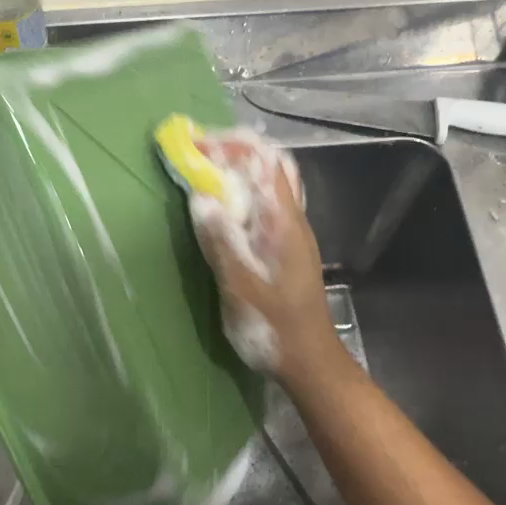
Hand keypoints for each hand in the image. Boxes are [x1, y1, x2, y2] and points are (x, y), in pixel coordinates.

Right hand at [187, 133, 342, 378]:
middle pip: (271, 167)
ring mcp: (293, 236)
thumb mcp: (239, 285)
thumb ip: (220, 240)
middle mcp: (292, 221)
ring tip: (205, 176)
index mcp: (283, 222)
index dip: (231, 145)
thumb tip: (200, 195)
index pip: (264, 162)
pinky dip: (244, 197)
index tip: (196, 143)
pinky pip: (266, 208)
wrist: (309, 361)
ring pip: (270, 187)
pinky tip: (223, 212)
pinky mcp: (287, 251)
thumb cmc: (273, 326)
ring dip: (240, 174)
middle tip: (199, 155)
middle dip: (236, 153)